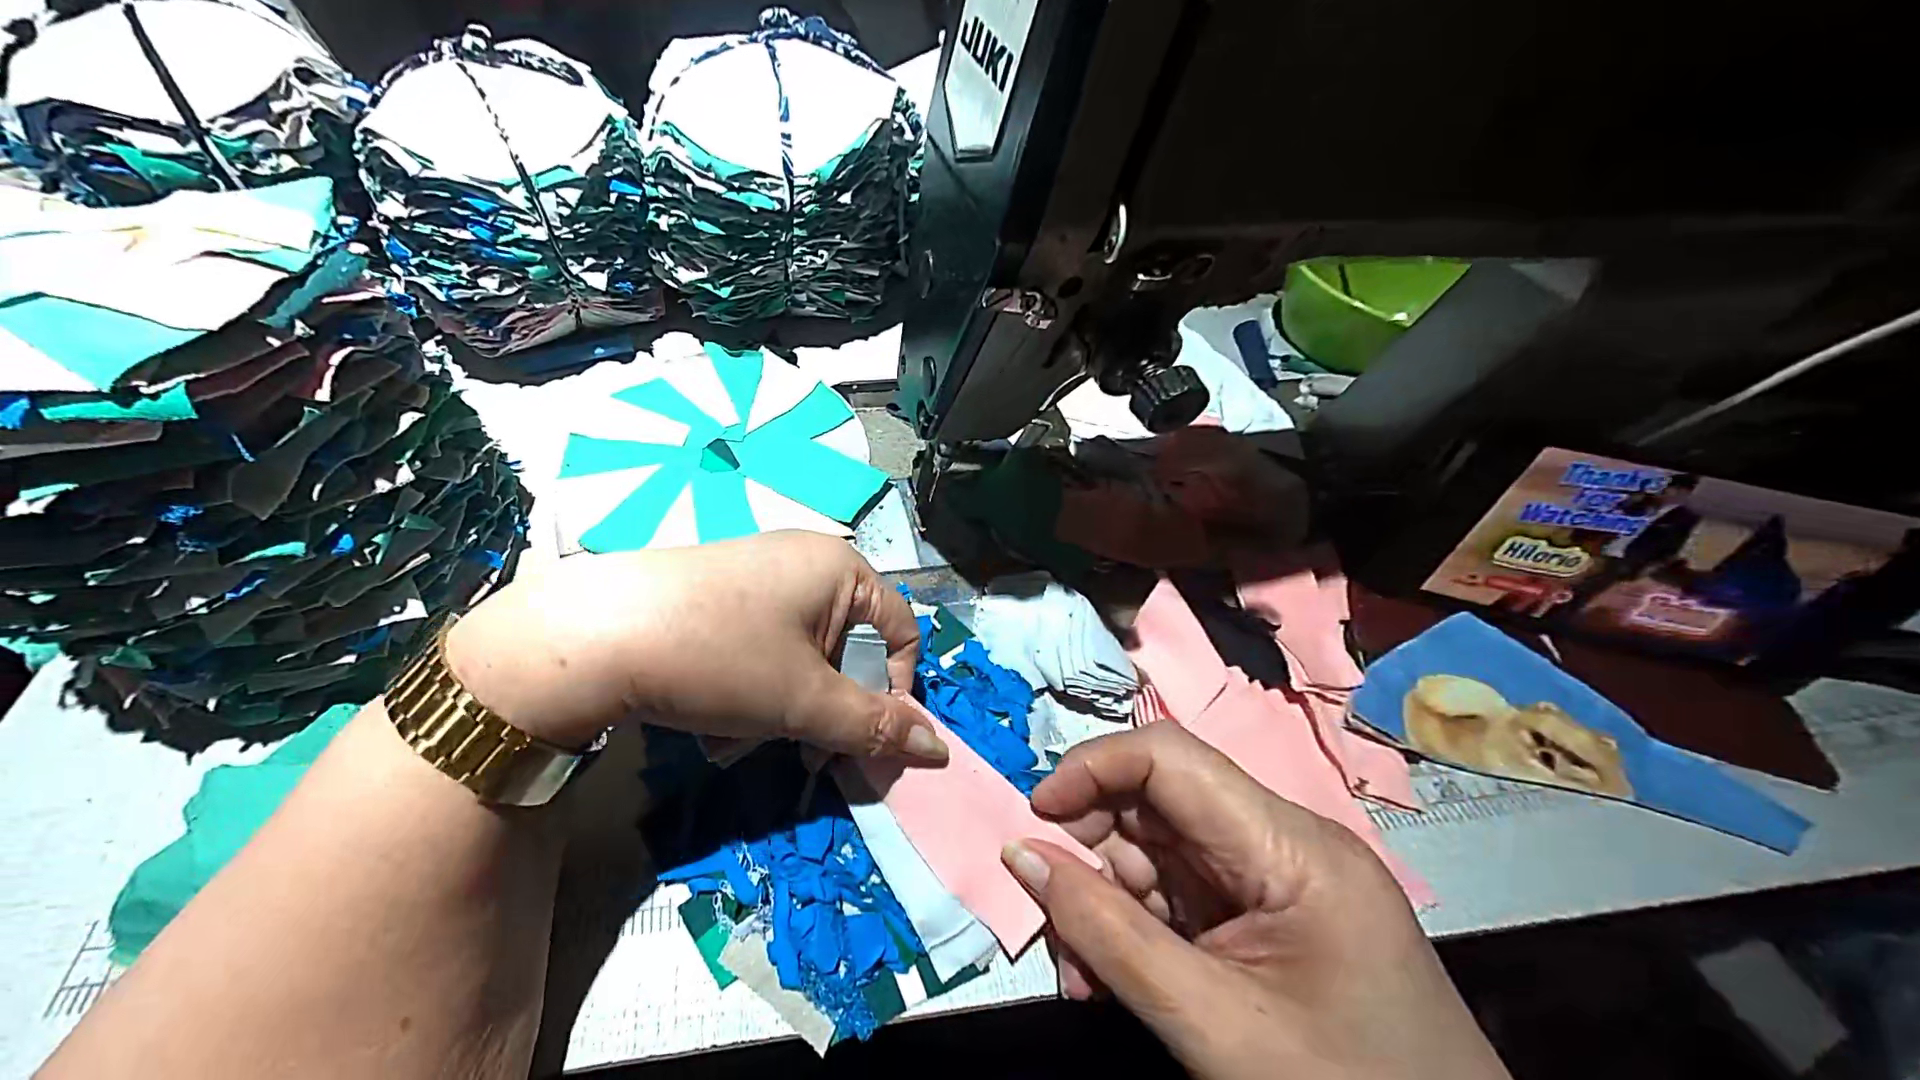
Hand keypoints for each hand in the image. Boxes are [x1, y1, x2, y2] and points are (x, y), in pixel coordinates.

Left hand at [441, 531, 945, 760]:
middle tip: (801, 751)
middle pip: (850, 650)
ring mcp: (760, 575)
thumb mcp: (805, 700)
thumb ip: (875, 727)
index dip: (892, 692)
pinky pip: (764, 647)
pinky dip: (752, 688)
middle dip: (826, 709)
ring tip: (737, 738)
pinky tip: (712, 720)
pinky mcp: (721, 595)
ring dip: (784, 709)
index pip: (902, 635)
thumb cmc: (721, 657)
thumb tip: (940, 751)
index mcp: (842, 570)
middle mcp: (807, 562)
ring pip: (804, 657)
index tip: (861, 739)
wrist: (589, 635)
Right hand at [1001, 723, 1507, 1079]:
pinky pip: (1174, 895)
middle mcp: (1280, 842)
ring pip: (1155, 851)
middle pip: (1157, 802)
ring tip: (1080, 973)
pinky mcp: (1262, 915)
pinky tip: (1108, 977)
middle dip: (1092, 848)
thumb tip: (1020, 856)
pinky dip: (1130, 926)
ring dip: (1103, 899)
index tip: (1038, 815)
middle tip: (1053, 911)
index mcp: (1289, 845)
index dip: (1093, 769)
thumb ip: (1107, 935)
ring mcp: (1272, 878)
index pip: (1171, 758)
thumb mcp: (1213, 1023)